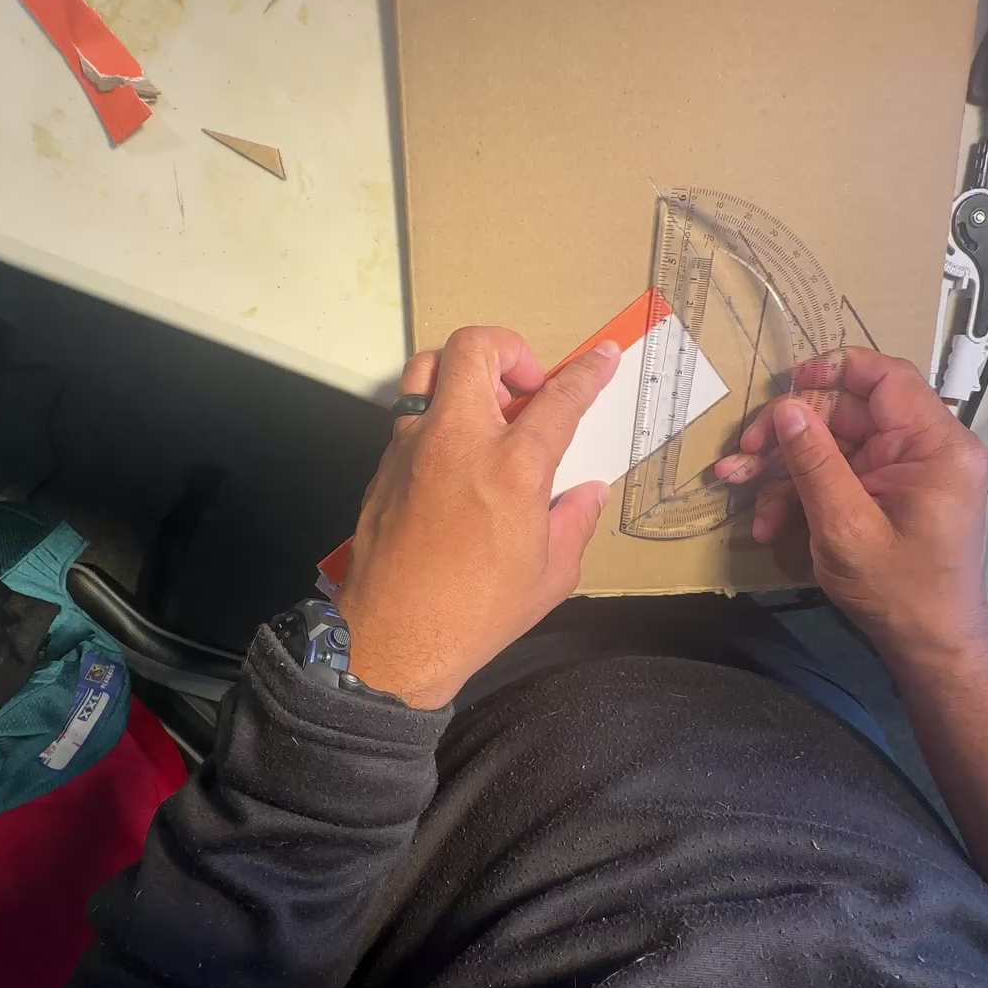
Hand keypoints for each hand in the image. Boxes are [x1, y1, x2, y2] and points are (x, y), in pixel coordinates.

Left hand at [333, 328, 620, 709]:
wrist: (395, 640)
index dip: (588, 371)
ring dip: (465, 373)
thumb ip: (575, 521)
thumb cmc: (478, 612)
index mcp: (513, 466)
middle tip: (526, 389)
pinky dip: (440, 419)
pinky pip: (412, 415)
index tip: (603, 357)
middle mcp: (458, 440)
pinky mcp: (384, 466)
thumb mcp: (551, 575)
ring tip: (487, 413)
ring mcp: (412, 447)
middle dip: (510, 349)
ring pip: (429, 367)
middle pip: (475, 347)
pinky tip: (455, 462)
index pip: (559, 398)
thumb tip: (587, 492)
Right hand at [712, 348, 987, 653]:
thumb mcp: (845, 527)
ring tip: (735, 485)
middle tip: (741, 456)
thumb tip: (786, 409)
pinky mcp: (886, 492)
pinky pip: (837, 476)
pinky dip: (799, 494)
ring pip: (833, 447)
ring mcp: (903, 472)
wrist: (928, 643)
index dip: (835, 370)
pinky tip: (767, 522)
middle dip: (788, 435)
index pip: (887, 378)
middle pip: (846, 415)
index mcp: (933, 446)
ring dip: (782, 469)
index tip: (787, 384)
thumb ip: (815, 464)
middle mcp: (923, 449)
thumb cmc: (897, 589)